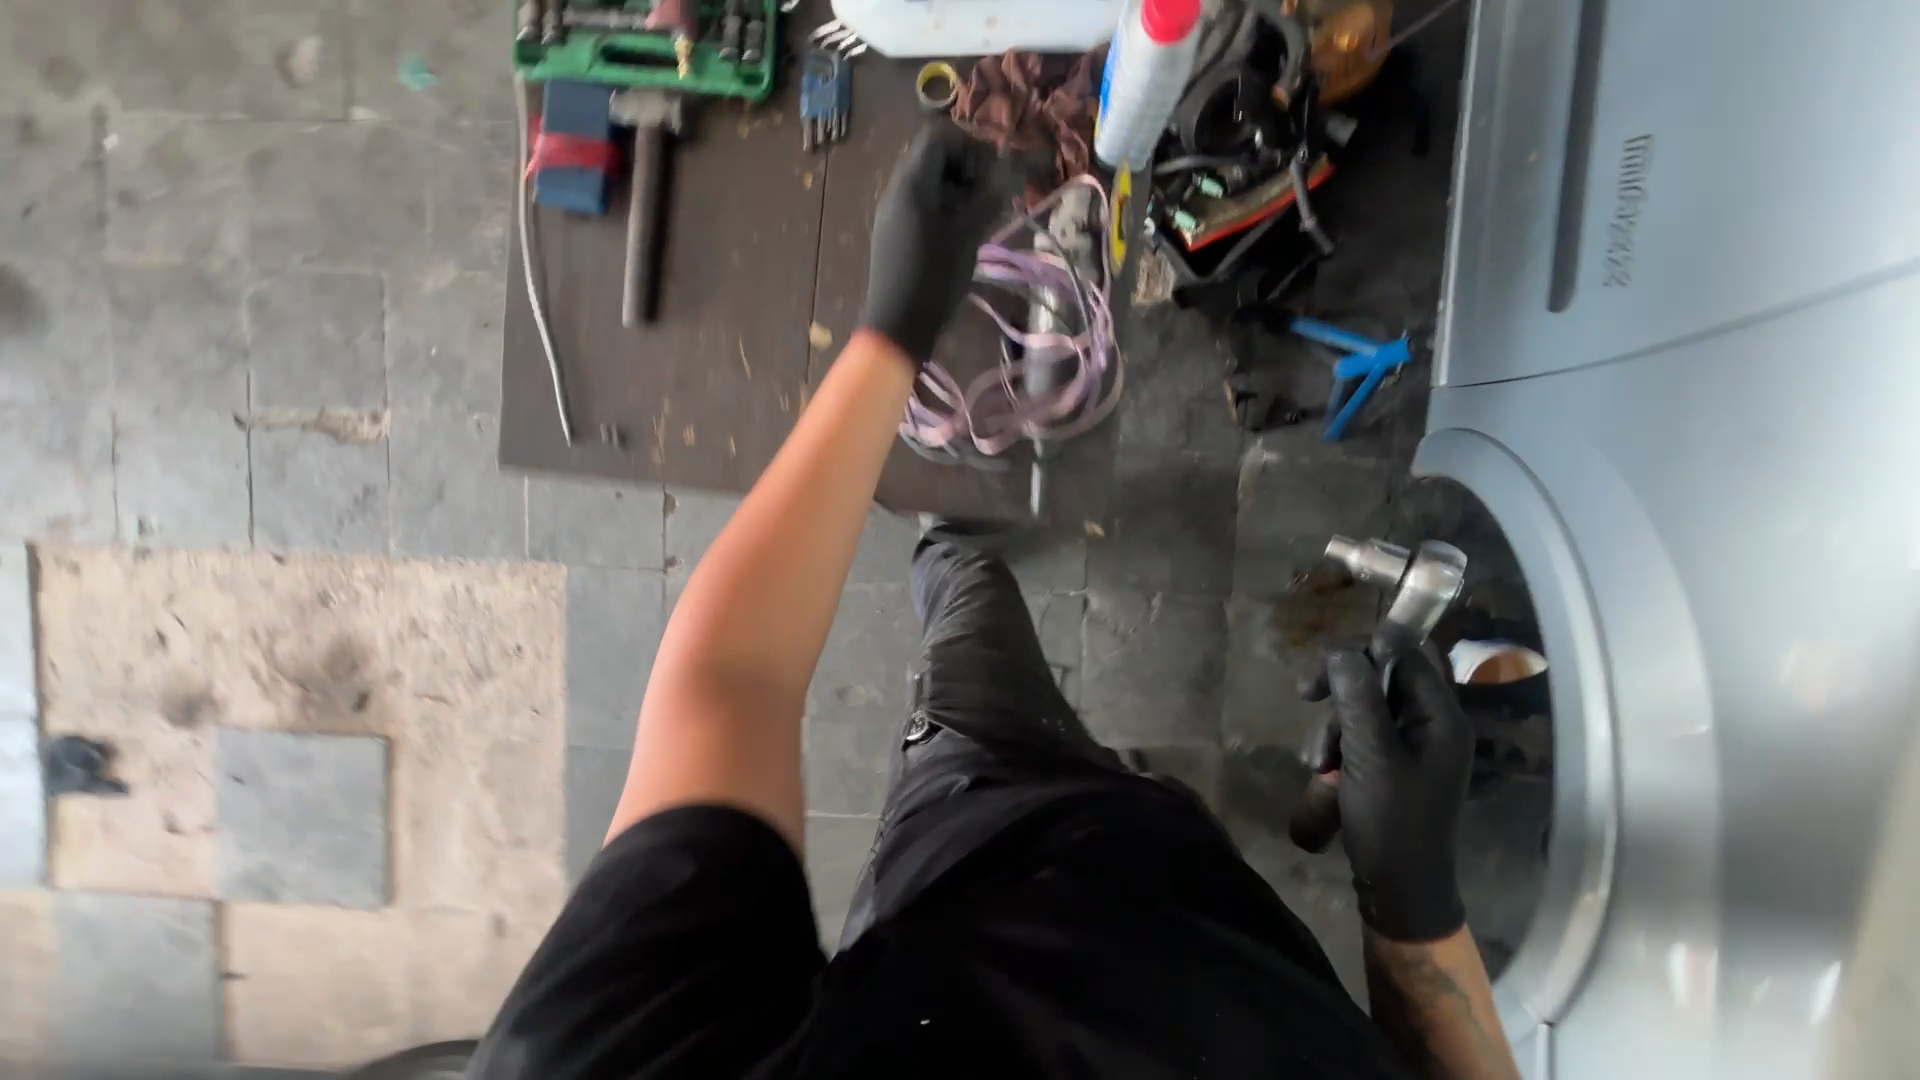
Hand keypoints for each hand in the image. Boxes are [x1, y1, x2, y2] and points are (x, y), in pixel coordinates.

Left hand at [858, 122, 1009, 366]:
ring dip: (959, 192)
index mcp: (911, 183)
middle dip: (967, 170)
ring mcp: (893, 212)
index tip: (990, 179)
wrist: (896, 327)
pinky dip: (945, 210)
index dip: (971, 148)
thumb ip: (993, 196)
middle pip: (934, 155)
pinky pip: (922, 205)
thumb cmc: (933, 280)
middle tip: (988, 200)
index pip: (941, 135)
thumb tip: (1023, 163)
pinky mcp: (895, 233)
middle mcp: (897, 189)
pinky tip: (960, 237)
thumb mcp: (968, 236)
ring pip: (930, 182)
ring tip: (978, 222)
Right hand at [1304, 647, 1472, 941]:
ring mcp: (1415, 743)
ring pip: (1364, 703)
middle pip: (1382, 674)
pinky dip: (1339, 743)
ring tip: (1319, 761)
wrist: (1400, 886)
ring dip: (1334, 723)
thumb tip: (1342, 651)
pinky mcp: (1395, 761)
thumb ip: (1358, 697)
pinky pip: (1362, 731)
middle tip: (1304, 695)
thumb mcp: (1369, 754)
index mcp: (1441, 717)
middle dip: (1340, 688)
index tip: (1322, 665)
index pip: (1406, 652)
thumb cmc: (1390, 820)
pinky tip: (1325, 769)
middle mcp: (1433, 722)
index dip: (1363, 649)